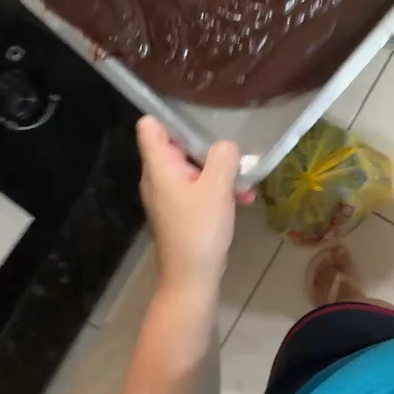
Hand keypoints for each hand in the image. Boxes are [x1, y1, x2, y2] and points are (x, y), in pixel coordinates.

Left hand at [136, 116, 242, 294]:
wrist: (192, 278)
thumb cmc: (200, 229)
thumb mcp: (217, 187)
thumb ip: (223, 156)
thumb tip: (226, 145)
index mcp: (158, 166)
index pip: (150, 125)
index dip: (171, 116)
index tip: (201, 118)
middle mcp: (157, 177)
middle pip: (176, 144)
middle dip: (206, 146)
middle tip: (232, 152)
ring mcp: (168, 194)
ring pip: (192, 167)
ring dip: (218, 170)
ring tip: (243, 180)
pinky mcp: (180, 210)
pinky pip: (197, 187)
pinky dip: (217, 188)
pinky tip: (241, 198)